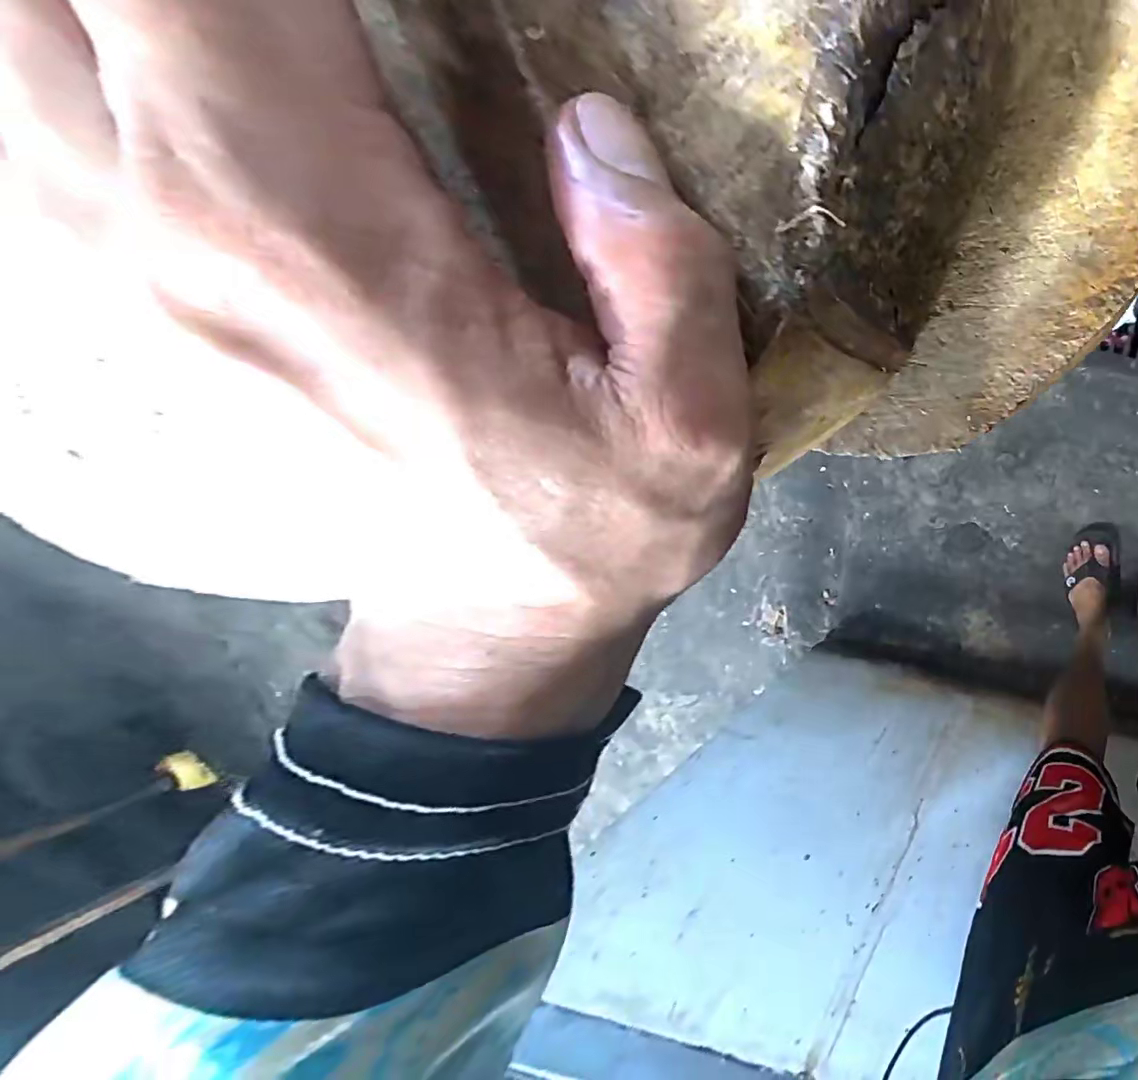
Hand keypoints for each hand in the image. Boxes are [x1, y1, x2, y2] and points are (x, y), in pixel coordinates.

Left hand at [0, 1, 751, 735]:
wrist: (503, 626)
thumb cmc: (604, 529)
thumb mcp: (693, 429)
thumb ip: (669, 274)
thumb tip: (597, 131)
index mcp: (318, 237)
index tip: (445, 18)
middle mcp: (152, 221)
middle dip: (242, 4)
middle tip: (375, 50)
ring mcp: (83, 258)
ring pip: (18, 31)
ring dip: (166, 33)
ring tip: (314, 71)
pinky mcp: (95, 296)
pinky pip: (20, 106)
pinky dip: (103, 72)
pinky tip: (205, 107)